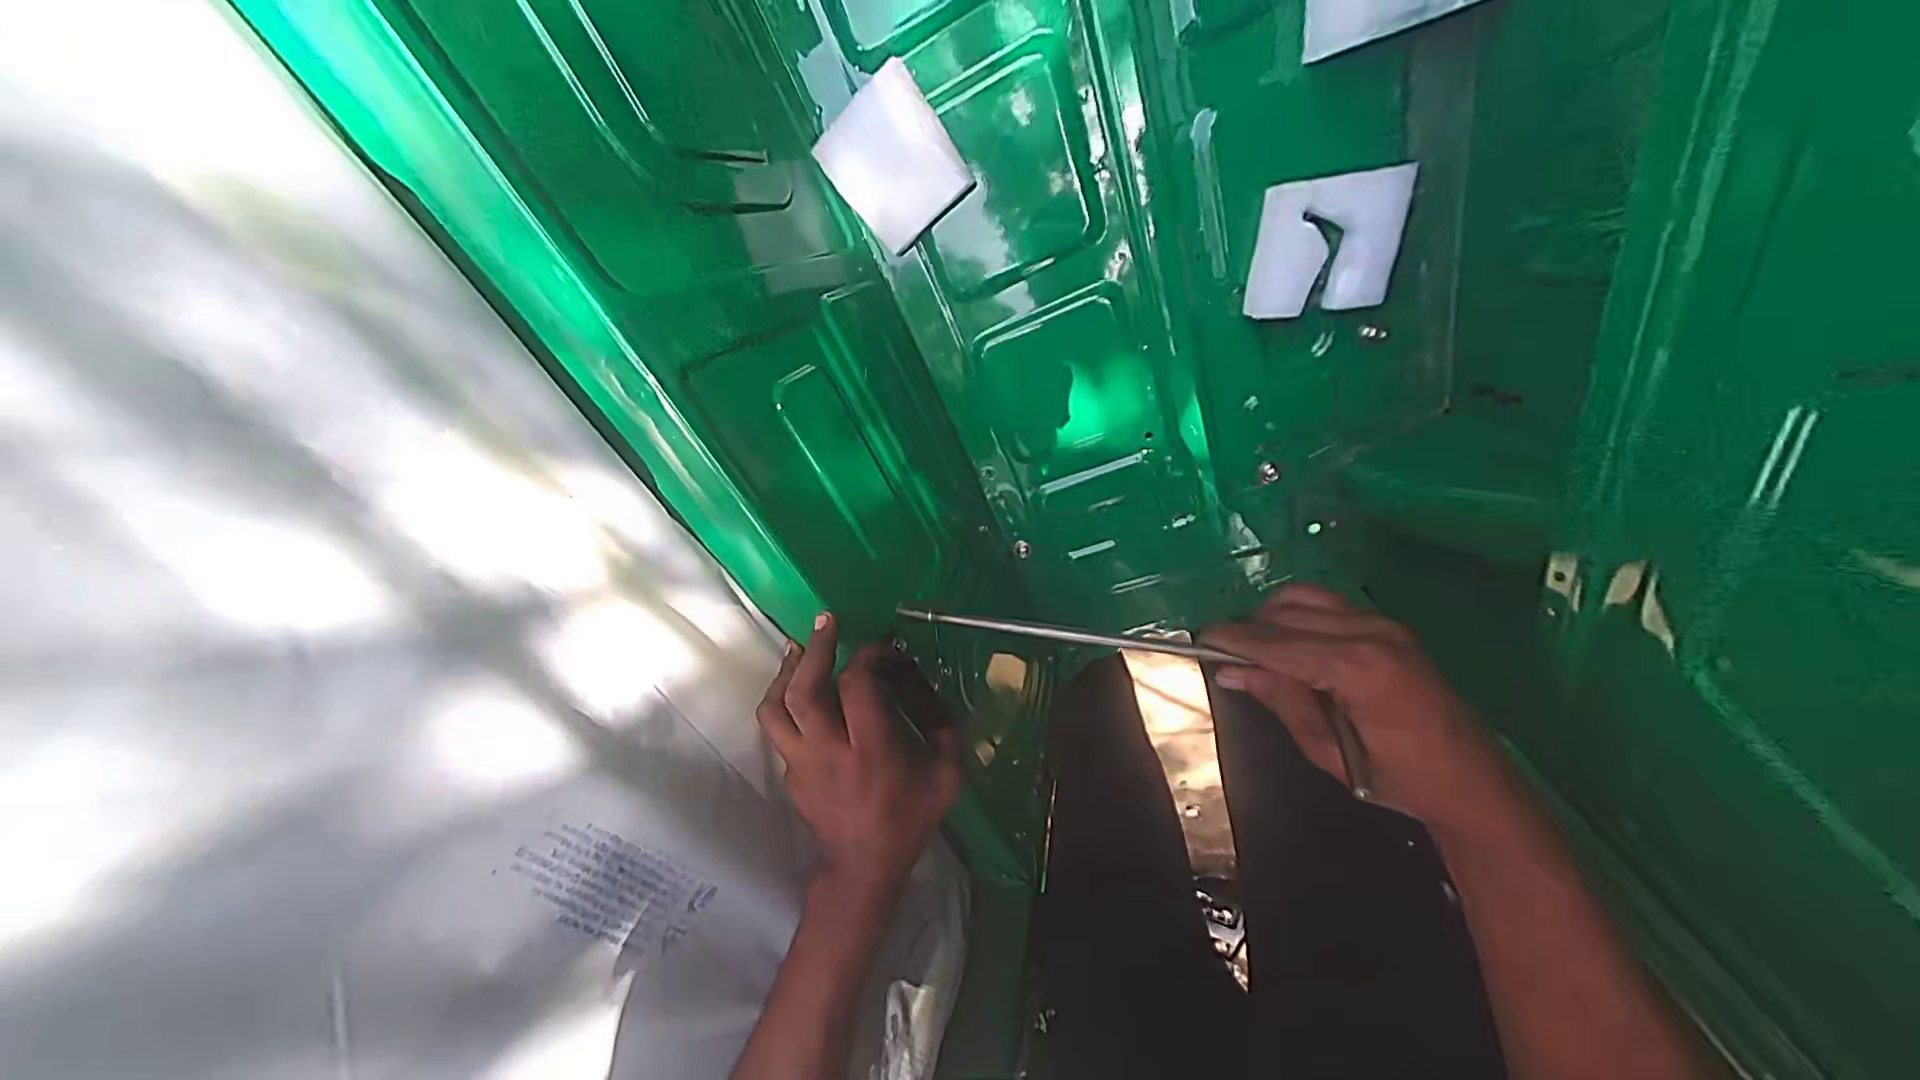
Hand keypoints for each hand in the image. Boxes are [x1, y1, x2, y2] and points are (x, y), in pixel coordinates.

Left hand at [756, 613, 962, 898]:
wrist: (864, 867)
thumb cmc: (910, 818)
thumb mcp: (946, 775)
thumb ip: (943, 728)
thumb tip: (928, 688)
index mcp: (872, 749)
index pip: (858, 685)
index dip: (868, 655)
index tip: (883, 647)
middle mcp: (830, 752)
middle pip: (805, 691)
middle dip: (816, 649)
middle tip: (826, 621)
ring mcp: (802, 764)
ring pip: (776, 708)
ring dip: (785, 671)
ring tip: (798, 647)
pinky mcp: (790, 773)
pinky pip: (778, 728)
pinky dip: (784, 699)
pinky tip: (797, 686)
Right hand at [1201, 584, 1510, 830]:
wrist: (1474, 786)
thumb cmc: (1400, 781)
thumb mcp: (1327, 750)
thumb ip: (1280, 700)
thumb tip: (1233, 672)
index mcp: (1359, 668)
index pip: (1276, 642)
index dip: (1233, 640)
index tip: (1200, 640)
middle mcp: (1373, 633)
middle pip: (1286, 614)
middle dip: (1248, 630)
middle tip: (1224, 656)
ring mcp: (1385, 624)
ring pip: (1304, 599)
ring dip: (1272, 618)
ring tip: (1256, 651)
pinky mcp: (1391, 626)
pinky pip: (1328, 605)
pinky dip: (1299, 616)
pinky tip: (1291, 642)